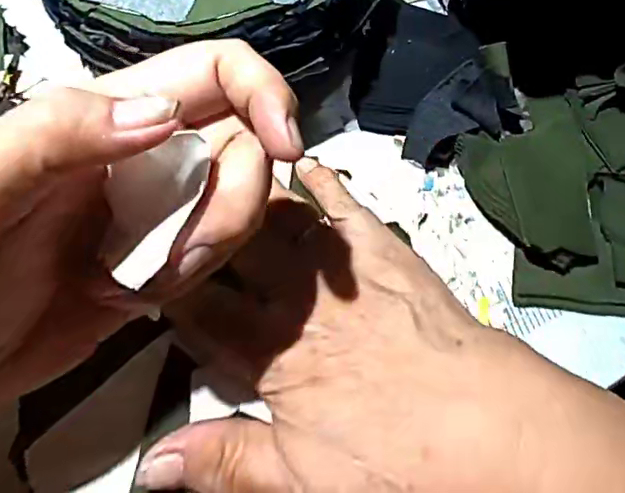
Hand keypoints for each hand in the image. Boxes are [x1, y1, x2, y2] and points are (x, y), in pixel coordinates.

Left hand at [0, 40, 302, 481]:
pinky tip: (143, 293)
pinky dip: (201, 268)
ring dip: (215, 239)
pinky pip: (229, 238)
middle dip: (237, 197)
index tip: (286, 147)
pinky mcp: (179, 242)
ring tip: (146, 283)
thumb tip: (165, 114)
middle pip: (250, 136)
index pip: (221, 68)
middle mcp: (158, 142)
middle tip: (187, 255)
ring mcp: (171, 195)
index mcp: (113, 109)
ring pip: (247, 189)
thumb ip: (52, 138)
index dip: (266, 91)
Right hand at [146, 159, 624, 492]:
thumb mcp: (301, 477)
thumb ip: (228, 461)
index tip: (147, 268)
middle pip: (242, 261)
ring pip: (287, 229)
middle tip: (175, 205)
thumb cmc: (393, 455)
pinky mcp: (388, 252)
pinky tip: (310, 163)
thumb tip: (147, 465)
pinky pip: (349, 212)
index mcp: (276, 361)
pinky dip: (329, 186)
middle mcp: (303, 305)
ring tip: (222, 175)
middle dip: (207, 235)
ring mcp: (346, 273)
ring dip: (256, 203)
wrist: (477, 414)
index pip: (209, 319)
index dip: (176, 294)